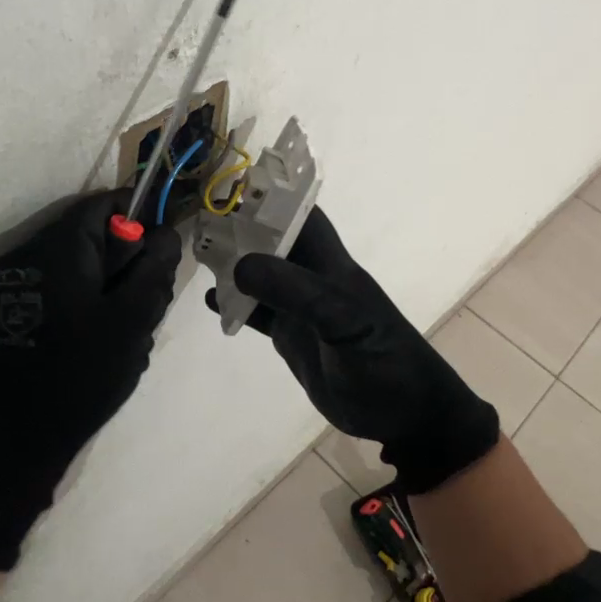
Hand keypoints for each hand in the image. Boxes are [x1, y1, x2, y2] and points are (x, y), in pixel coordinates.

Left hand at [0, 189, 181, 569]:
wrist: (8, 439)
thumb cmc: (79, 373)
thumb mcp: (132, 321)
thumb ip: (154, 270)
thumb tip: (165, 233)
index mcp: (58, 246)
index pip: (104, 205)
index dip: (139, 220)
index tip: (160, 254)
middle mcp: (25, 253)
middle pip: (86, 236)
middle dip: (121, 262)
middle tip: (143, 305)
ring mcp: (6, 283)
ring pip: (68, 267)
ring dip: (97, 285)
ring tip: (116, 331)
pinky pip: (47, 290)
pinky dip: (73, 302)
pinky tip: (84, 343)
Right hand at [211, 207, 498, 493]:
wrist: (404, 415)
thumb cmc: (382, 361)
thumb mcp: (342, 320)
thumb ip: (295, 292)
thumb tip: (240, 266)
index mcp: (331, 265)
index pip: (299, 215)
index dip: (270, 198)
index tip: (229, 186)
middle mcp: (313, 279)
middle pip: (273, 242)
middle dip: (241, 229)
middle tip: (197, 221)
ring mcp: (301, 309)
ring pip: (260, 276)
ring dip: (233, 265)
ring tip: (196, 254)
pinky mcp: (292, 337)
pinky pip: (257, 313)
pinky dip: (233, 305)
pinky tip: (208, 301)